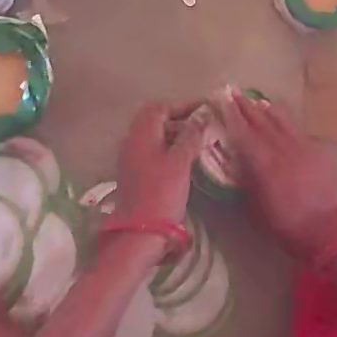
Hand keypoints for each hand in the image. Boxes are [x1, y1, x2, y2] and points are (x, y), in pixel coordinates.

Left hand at [113, 101, 200, 223]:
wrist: (140, 232)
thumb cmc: (162, 192)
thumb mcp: (180, 161)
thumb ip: (191, 136)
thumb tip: (202, 116)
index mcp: (141, 133)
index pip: (161, 108)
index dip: (183, 105)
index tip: (205, 107)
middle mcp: (132, 141)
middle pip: (154, 120)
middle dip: (178, 118)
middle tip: (201, 122)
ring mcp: (130, 158)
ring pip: (153, 136)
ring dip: (174, 133)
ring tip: (198, 139)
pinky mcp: (134, 174)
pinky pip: (152, 151)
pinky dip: (168, 148)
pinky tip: (184, 158)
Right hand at [213, 90, 336, 258]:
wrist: (326, 228)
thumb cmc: (285, 224)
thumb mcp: (256, 206)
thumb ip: (246, 181)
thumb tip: (238, 164)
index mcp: (262, 162)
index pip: (243, 132)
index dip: (232, 115)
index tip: (222, 100)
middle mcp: (280, 148)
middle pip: (261, 121)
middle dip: (246, 106)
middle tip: (234, 92)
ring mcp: (300, 146)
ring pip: (281, 120)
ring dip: (267, 109)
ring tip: (257, 100)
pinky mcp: (316, 150)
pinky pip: (297, 129)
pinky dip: (285, 121)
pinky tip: (282, 119)